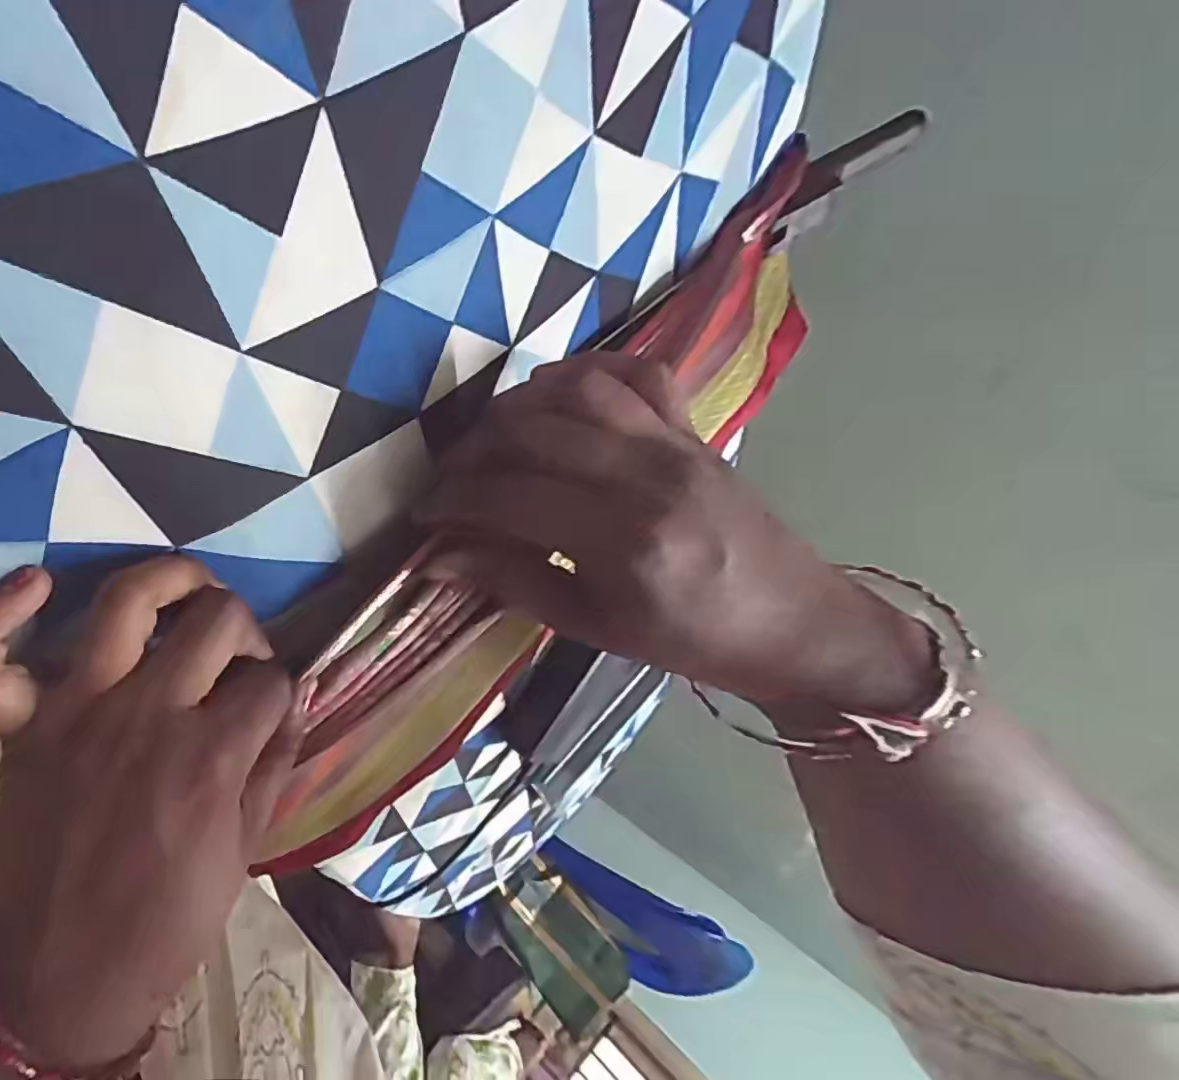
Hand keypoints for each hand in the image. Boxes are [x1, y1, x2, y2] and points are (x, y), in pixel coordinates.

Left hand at [0, 557, 302, 1067]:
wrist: (61, 972)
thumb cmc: (163, 921)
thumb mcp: (243, 854)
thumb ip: (274, 765)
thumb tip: (294, 696)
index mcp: (210, 759)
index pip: (269, 681)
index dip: (277, 689)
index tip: (266, 706)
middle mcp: (148, 715)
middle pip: (216, 621)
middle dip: (242, 628)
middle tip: (234, 654)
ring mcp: (78, 710)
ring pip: (128, 600)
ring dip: (170, 576)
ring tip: (189, 584)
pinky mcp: (24, 723)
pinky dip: (1, 613)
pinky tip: (39, 583)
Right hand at [418, 352, 934, 715]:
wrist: (794, 624)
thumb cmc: (684, 638)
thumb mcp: (585, 623)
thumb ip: (506, 579)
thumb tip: (434, 558)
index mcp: (620, 539)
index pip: (509, 495)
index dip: (453, 498)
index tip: (424, 510)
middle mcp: (646, 476)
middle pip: (533, 431)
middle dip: (472, 450)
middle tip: (450, 476)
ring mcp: (674, 443)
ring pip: (576, 389)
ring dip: (517, 404)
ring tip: (491, 435)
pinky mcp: (692, 429)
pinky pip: (636, 373)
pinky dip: (585, 370)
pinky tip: (553, 391)